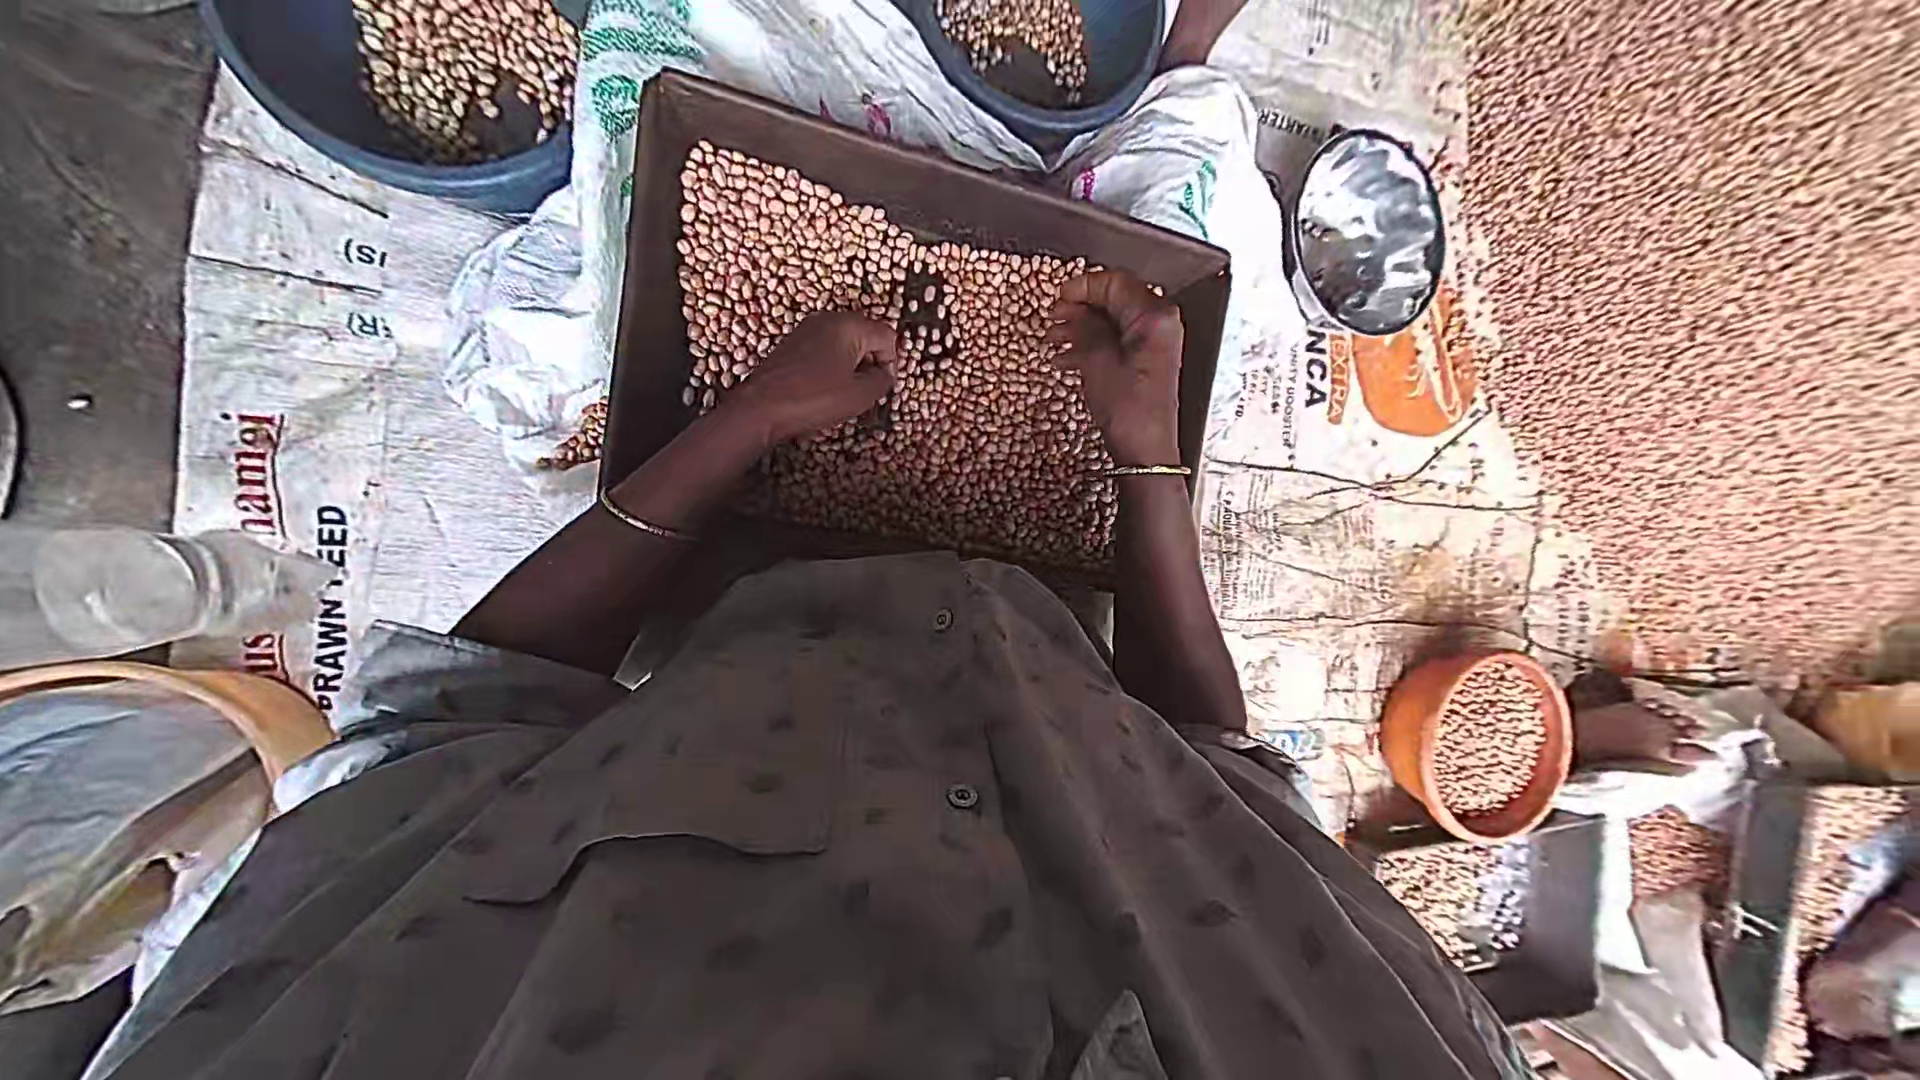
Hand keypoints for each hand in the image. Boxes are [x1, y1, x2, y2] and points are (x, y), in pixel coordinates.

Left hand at [725, 312, 897, 445]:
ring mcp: (807, 330)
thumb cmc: (811, 399)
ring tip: (843, 394)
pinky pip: (824, 351)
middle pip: (865, 337)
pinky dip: (832, 368)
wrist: (761, 408)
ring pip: (845, 345)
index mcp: (848, 325)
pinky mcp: (793, 344)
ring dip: (851, 367)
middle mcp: (827, 320)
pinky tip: (824, 391)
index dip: (891, 363)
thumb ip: (882, 381)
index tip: (883, 385)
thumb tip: (884, 376)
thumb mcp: (860, 395)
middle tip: (866, 391)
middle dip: (871, 364)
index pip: (887, 336)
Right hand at [1046, 270, 1184, 466]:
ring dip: (1081, 329)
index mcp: (1153, 317)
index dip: (1083, 287)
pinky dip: (1090, 346)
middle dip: (1080, 308)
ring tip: (1053, 340)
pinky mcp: (1146, 362)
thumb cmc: (1128, 410)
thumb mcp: (1098, 363)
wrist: (1145, 451)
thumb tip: (1074, 310)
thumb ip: (1086, 328)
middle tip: (1053, 318)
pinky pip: (1115, 342)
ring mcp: (1153, 343)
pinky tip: (1066, 359)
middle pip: (1114, 301)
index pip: (1115, 283)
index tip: (1058, 297)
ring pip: (1111, 322)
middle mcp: (1159, 324)